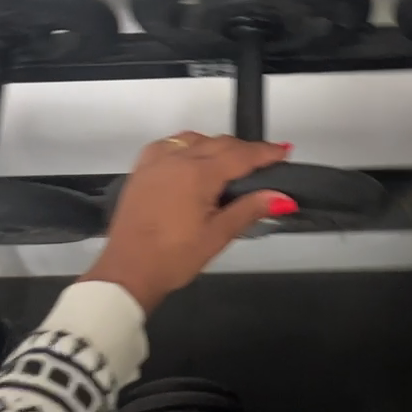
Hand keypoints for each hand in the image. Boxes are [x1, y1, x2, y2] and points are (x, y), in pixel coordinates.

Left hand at [79, 132, 296, 312]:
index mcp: (198, 174)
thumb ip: (249, 209)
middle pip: (220, 143)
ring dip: (216, 145)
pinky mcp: (142, 168)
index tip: (283, 151)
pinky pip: (170, 144)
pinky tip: (193, 158)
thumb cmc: (172, 258)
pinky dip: (187, 145)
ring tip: (231, 162)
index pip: (240, 155)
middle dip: (244, 150)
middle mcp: (177, 159)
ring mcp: (157, 161)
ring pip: (195, 139)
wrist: (127, 272)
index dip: (265, 152)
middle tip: (264, 161)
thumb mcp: (217, 236)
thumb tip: (281, 196)